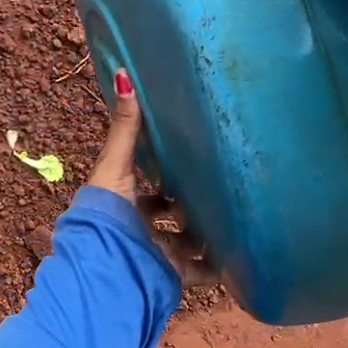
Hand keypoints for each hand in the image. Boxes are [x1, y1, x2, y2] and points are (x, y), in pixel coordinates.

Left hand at [87, 68, 220, 286]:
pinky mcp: (173, 274)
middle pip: (168, 210)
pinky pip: (201, 271)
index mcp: (121, 197)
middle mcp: (138, 224)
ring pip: (186, 240)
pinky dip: (218, 266)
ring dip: (206, 231)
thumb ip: (125, 125)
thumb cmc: (109, 209)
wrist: (111, 264)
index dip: (162, 170)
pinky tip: (239, 253)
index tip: (187, 154)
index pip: (146, 180)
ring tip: (233, 213)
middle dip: (188, 200)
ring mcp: (156, 250)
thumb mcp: (117, 162)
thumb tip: (123, 73)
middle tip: (216, 184)